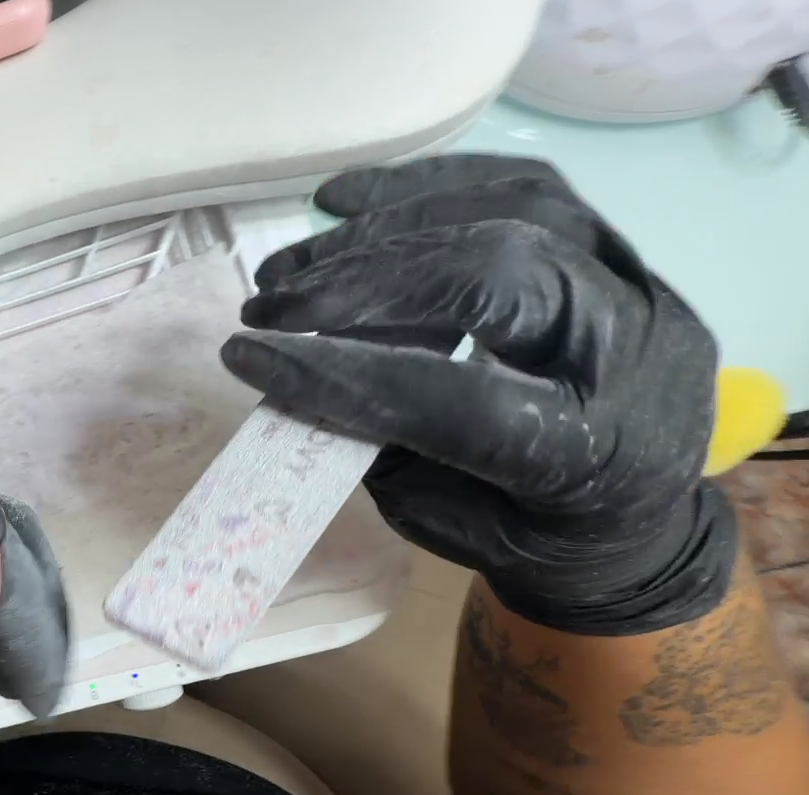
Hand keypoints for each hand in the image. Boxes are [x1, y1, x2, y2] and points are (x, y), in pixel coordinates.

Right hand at [222, 154, 736, 634]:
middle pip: (491, 273)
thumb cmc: (518, 527)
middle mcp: (627, 351)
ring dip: (376, 230)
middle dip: (357, 283)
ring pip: (509, 210)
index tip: (244, 354)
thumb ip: (373, 444)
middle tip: (266, 305)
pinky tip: (344, 199)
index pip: (441, 393)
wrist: (627, 510)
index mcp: (579, 449)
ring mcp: (634, 286)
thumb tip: (294, 378)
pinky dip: (425, 185)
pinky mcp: (612, 252)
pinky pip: (525, 187)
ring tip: (286, 264)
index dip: (330, 371)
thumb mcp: (434, 512)